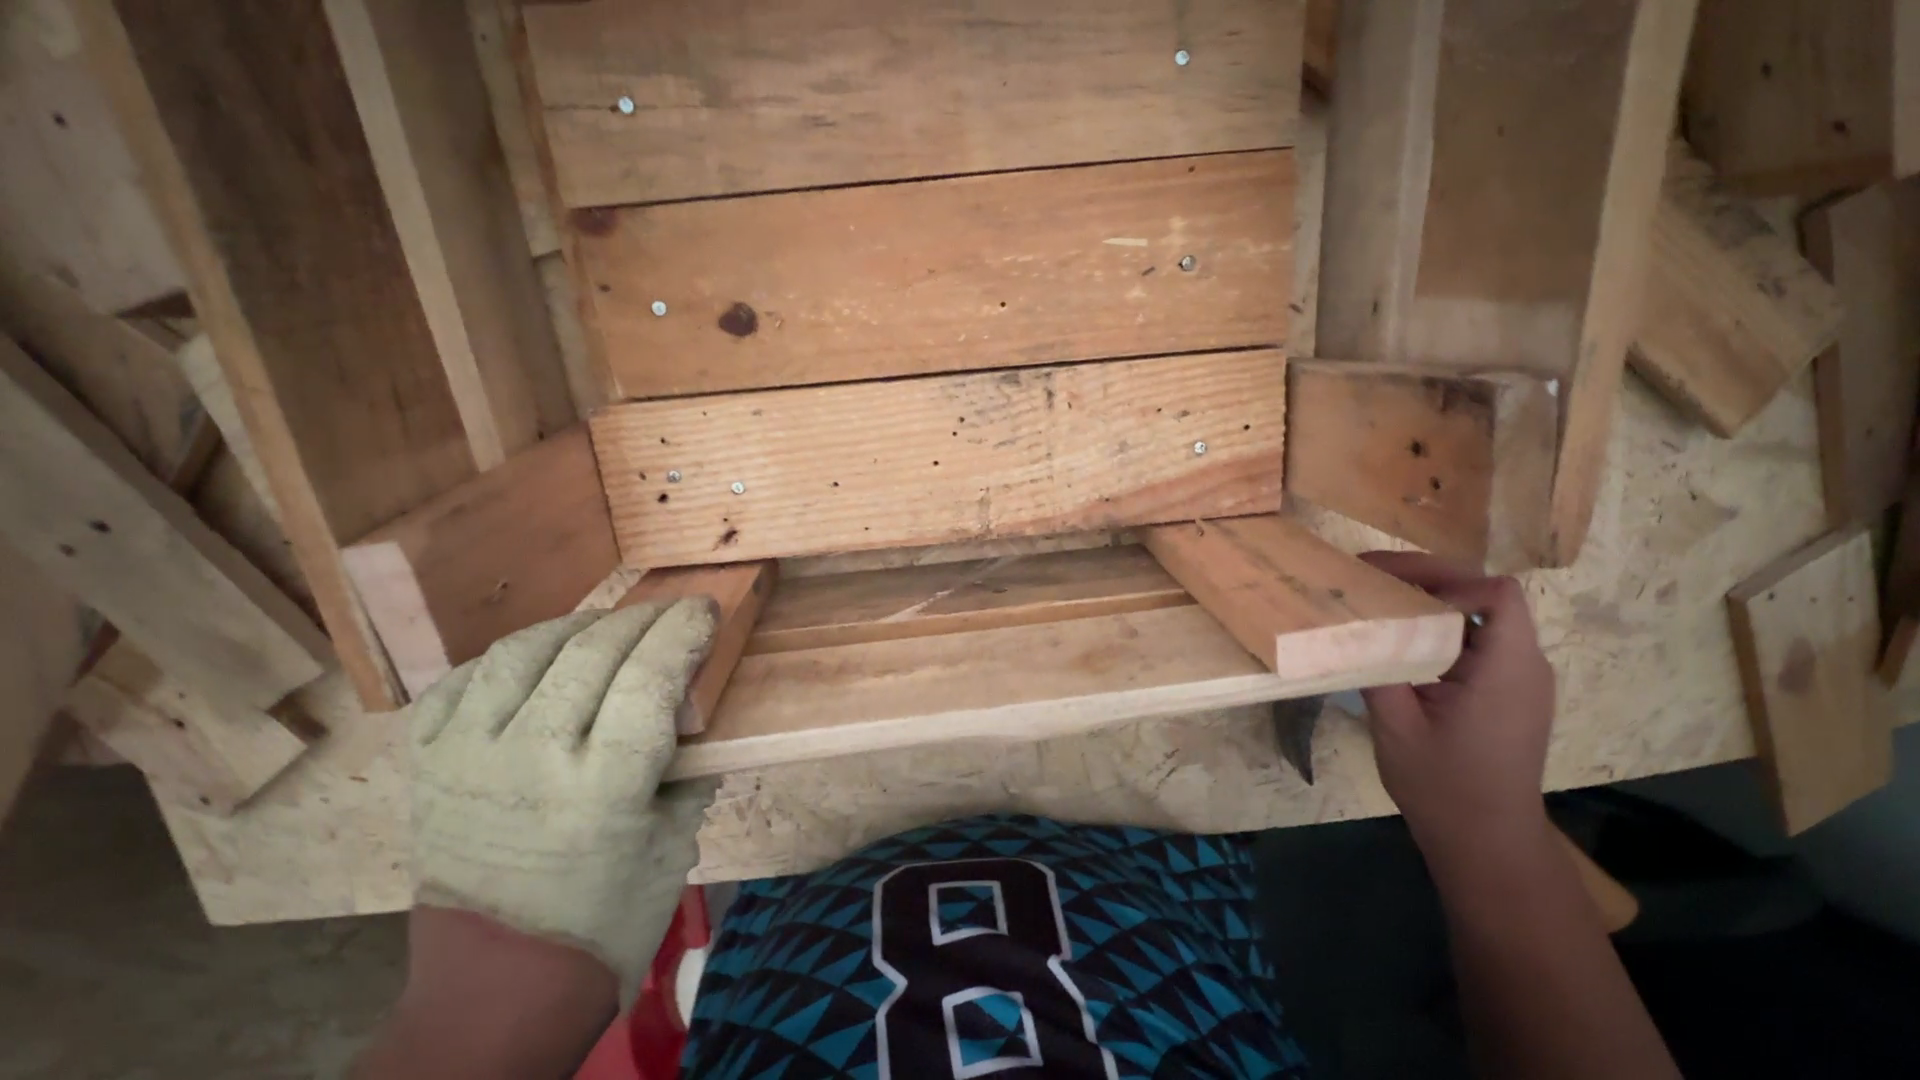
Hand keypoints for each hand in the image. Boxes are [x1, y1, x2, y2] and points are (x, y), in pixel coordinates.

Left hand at [407, 599, 718, 998]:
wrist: (499, 982)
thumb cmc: (606, 921)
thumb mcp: (674, 846)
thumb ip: (688, 768)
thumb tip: (695, 709)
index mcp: (603, 786)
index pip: (649, 676)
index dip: (682, 631)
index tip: (704, 609)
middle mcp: (530, 758)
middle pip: (592, 651)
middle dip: (641, 619)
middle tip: (668, 613)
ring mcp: (467, 756)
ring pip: (522, 651)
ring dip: (573, 627)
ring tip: (603, 627)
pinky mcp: (426, 764)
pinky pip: (460, 681)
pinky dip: (503, 659)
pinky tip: (532, 663)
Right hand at [1357, 552, 1555, 863]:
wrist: (1486, 841)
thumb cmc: (1443, 786)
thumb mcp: (1396, 725)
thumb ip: (1376, 667)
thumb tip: (1345, 625)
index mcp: (1506, 669)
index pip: (1495, 593)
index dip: (1445, 578)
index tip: (1390, 584)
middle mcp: (1527, 665)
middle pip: (1488, 596)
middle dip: (1430, 579)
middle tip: (1372, 577)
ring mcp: (1523, 679)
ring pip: (1484, 616)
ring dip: (1434, 601)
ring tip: (1381, 600)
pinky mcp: (1511, 693)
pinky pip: (1481, 641)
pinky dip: (1443, 627)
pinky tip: (1404, 639)